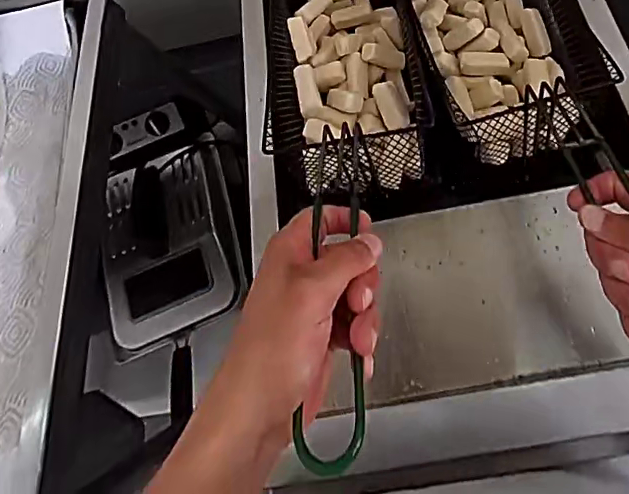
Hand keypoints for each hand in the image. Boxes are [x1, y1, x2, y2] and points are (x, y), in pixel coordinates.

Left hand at [183, 207, 381, 462]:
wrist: (258, 411)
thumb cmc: (269, 351)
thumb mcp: (313, 292)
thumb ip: (347, 260)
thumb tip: (369, 242)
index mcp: (291, 253)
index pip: (321, 218)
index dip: (346, 220)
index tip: (367, 231)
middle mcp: (302, 276)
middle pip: (350, 259)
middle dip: (363, 282)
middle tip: (356, 300)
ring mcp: (313, 308)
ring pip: (357, 295)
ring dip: (365, 318)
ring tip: (357, 338)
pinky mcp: (323, 336)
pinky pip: (356, 326)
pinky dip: (363, 340)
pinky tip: (359, 355)